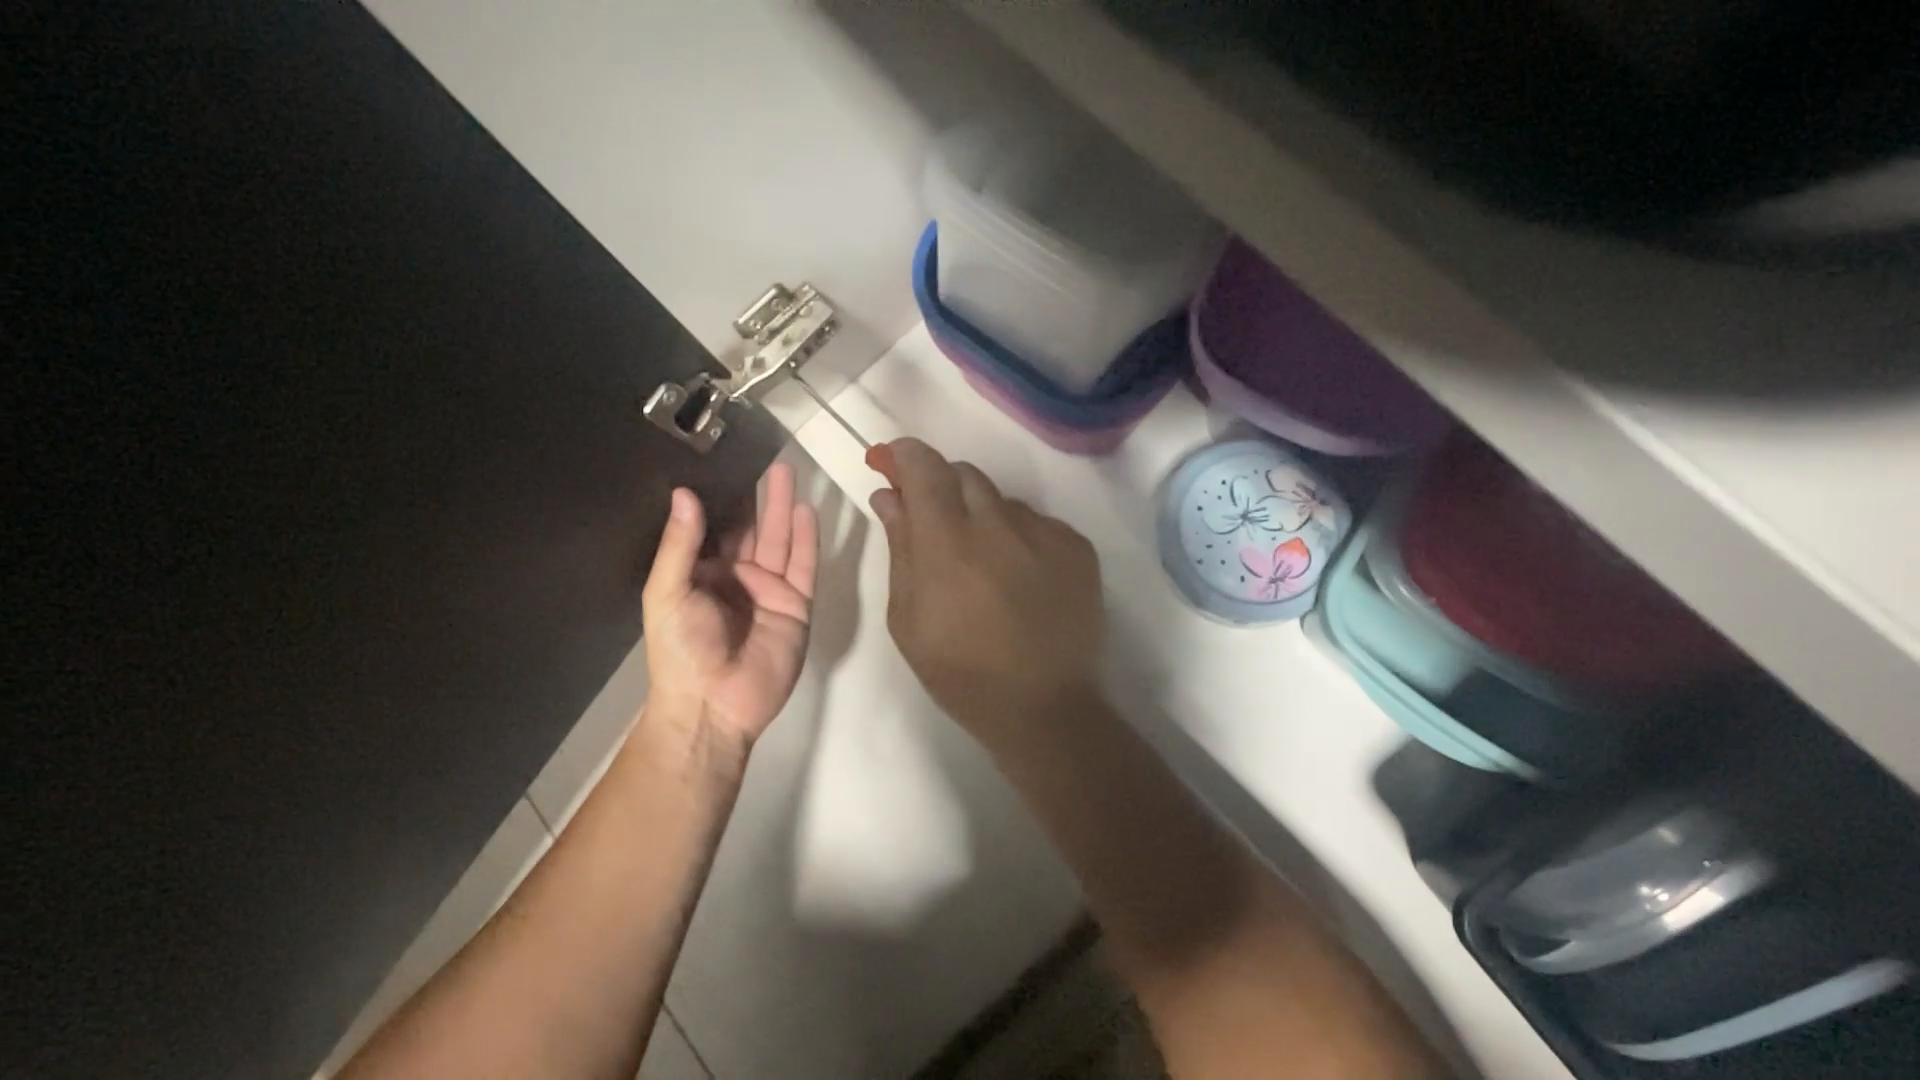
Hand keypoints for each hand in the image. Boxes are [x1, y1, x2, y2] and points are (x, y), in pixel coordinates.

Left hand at [642, 463, 816, 757]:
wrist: (712, 705)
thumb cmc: (680, 649)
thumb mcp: (668, 593)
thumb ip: (680, 544)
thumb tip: (683, 493)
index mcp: (702, 575)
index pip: (715, 528)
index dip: (722, 498)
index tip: (726, 461)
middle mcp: (737, 577)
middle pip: (752, 528)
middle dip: (759, 495)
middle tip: (767, 458)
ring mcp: (769, 591)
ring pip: (779, 540)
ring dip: (783, 507)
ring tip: (788, 471)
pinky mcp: (795, 605)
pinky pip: (803, 566)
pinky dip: (806, 539)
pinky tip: (807, 510)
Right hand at [869, 439, 1104, 740]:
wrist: (1044, 707)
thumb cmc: (960, 672)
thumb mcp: (909, 618)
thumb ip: (900, 547)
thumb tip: (888, 497)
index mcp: (948, 542)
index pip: (924, 467)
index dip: (904, 455)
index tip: (890, 463)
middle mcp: (999, 523)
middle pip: (964, 474)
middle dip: (941, 487)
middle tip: (933, 524)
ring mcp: (1045, 533)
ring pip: (1002, 501)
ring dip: (982, 516)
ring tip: (983, 567)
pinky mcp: (1078, 547)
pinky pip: (1038, 523)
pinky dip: (1019, 538)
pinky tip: (1019, 579)